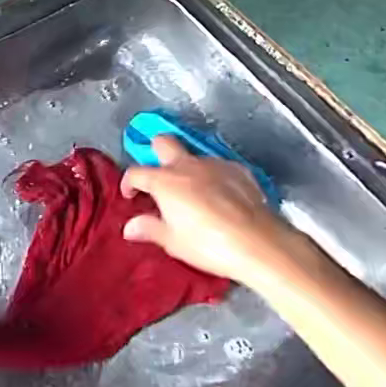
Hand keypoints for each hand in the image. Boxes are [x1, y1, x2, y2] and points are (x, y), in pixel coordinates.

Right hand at [119, 135, 306, 287]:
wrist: (256, 241)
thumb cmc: (208, 244)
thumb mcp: (173, 242)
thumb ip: (150, 229)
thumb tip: (131, 226)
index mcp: (165, 181)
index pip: (137, 172)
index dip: (129, 182)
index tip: (131, 194)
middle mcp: (187, 165)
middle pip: (163, 141)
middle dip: (156, 151)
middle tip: (158, 175)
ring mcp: (213, 163)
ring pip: (193, 155)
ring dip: (187, 168)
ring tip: (192, 194)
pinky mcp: (237, 169)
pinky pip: (218, 166)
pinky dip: (213, 177)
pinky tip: (220, 197)